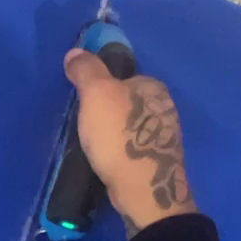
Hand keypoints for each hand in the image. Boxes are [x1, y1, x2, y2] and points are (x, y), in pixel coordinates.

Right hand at [64, 48, 198, 236]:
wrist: (143, 188)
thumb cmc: (118, 135)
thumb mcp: (96, 94)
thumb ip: (86, 70)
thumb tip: (75, 52)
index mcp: (153, 87)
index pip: (125, 78)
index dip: (103, 87)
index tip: (86, 103)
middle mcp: (165, 108)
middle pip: (128, 103)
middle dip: (109, 112)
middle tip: (86, 126)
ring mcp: (164, 138)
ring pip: (131, 128)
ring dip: (115, 134)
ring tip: (94, 147)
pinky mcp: (158, 163)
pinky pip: (134, 149)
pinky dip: (121, 153)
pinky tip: (107, 162)